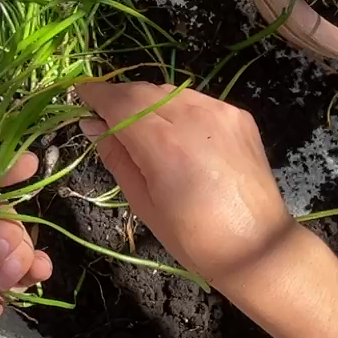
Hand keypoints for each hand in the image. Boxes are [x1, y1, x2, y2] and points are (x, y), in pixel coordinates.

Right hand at [75, 82, 301, 289]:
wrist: (256, 246)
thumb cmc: (194, 238)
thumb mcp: (143, 202)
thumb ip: (117, 156)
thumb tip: (92, 126)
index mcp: (166, 145)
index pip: (121, 102)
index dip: (97, 94)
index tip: (81, 94)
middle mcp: (195, 117)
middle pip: (144, 91)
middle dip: (120, 98)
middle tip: (104, 117)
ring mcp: (221, 112)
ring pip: (170, 91)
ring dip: (148, 102)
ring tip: (140, 128)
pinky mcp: (239, 115)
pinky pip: (196, 101)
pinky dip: (177, 109)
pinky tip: (176, 134)